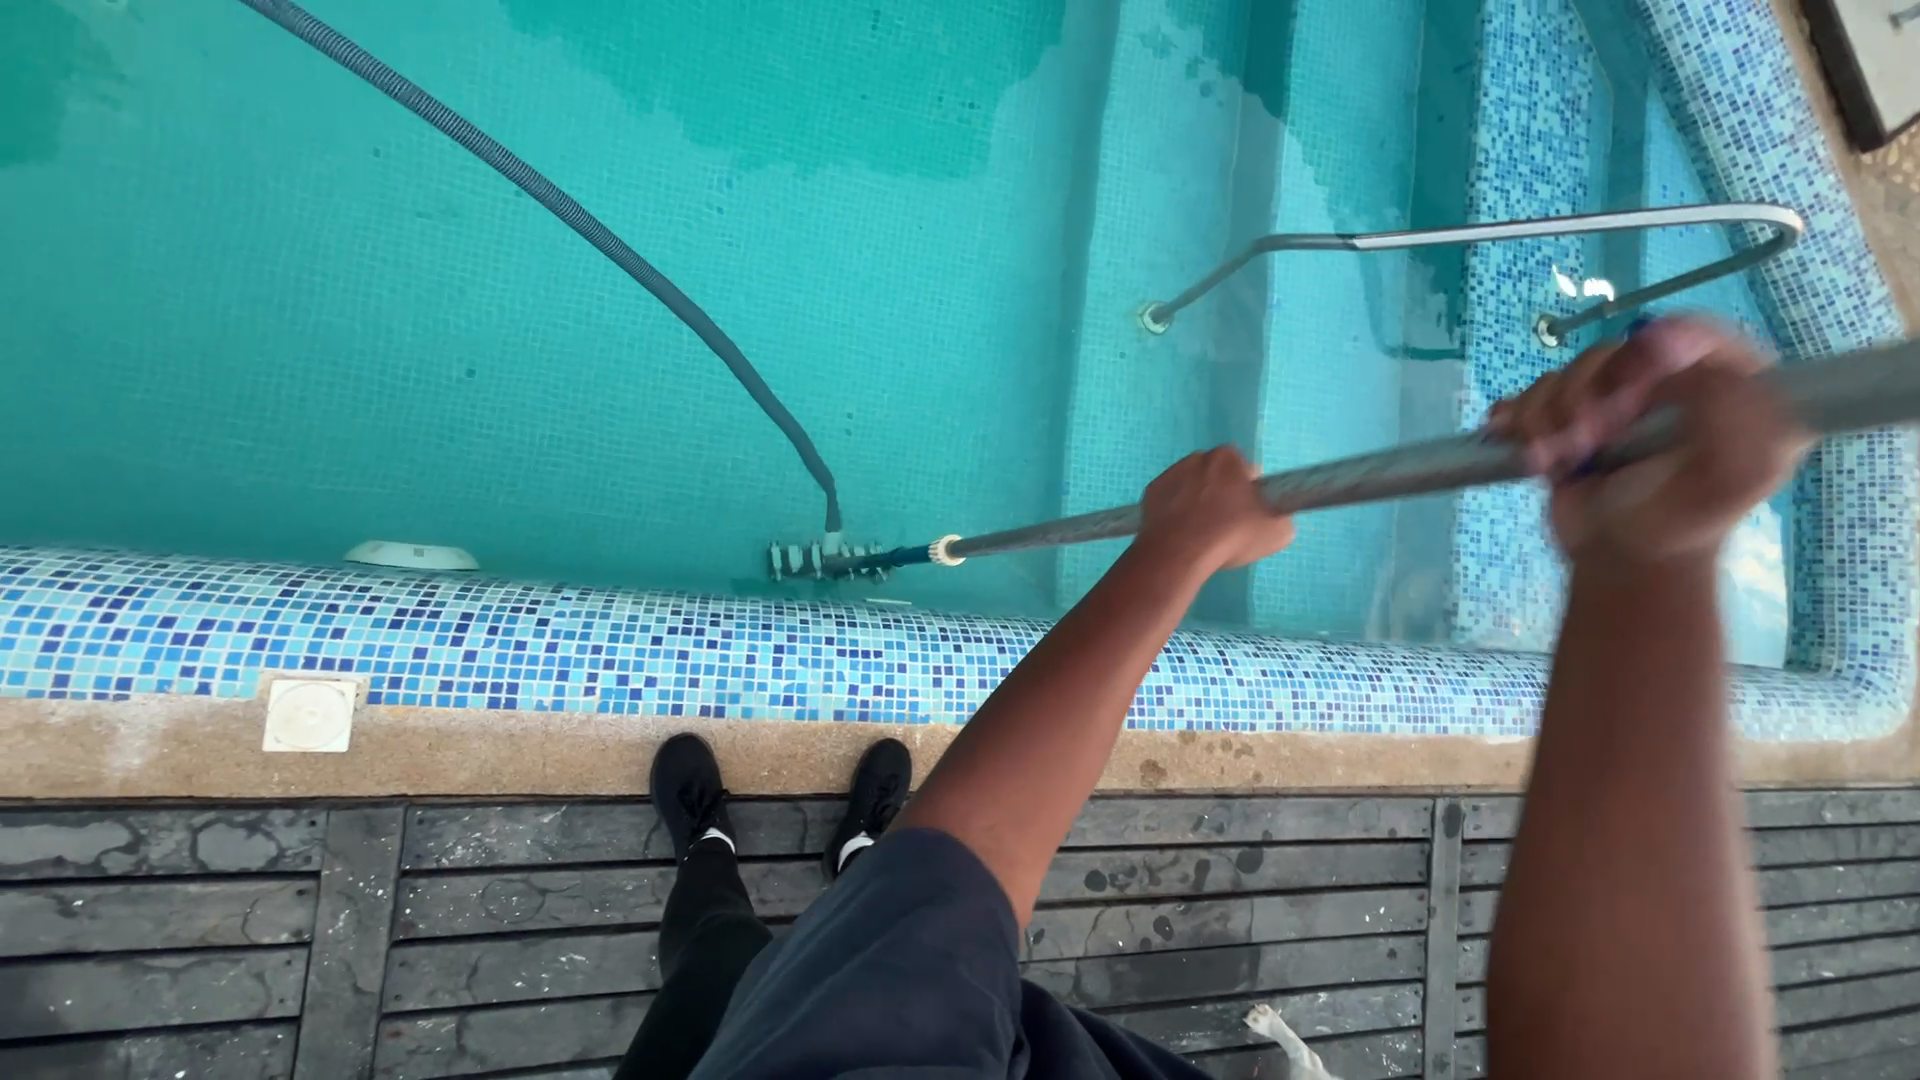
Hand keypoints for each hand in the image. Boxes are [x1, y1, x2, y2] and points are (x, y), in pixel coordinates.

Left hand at [1136, 445, 1296, 574]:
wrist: (1179, 552)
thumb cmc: (1232, 535)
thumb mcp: (1278, 532)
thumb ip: (1280, 517)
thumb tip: (1274, 519)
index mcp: (1228, 458)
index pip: (1246, 470)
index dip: (1250, 492)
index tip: (1249, 513)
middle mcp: (1197, 458)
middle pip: (1216, 476)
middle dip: (1221, 494)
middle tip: (1225, 524)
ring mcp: (1169, 474)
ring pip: (1190, 487)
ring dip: (1196, 502)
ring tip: (1200, 532)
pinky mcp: (1149, 493)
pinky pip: (1169, 501)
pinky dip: (1174, 511)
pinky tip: (1180, 532)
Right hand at [1487, 315, 1809, 568]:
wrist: (1620, 562)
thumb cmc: (1681, 523)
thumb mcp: (1733, 468)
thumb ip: (1724, 402)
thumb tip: (1664, 342)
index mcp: (1722, 384)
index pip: (1686, 334)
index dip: (1647, 352)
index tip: (1625, 393)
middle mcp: (1663, 385)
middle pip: (1608, 355)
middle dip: (1583, 399)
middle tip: (1586, 443)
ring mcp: (1608, 404)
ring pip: (1559, 378)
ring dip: (1544, 420)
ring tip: (1555, 460)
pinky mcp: (1560, 422)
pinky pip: (1523, 400)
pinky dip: (1514, 425)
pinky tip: (1527, 452)